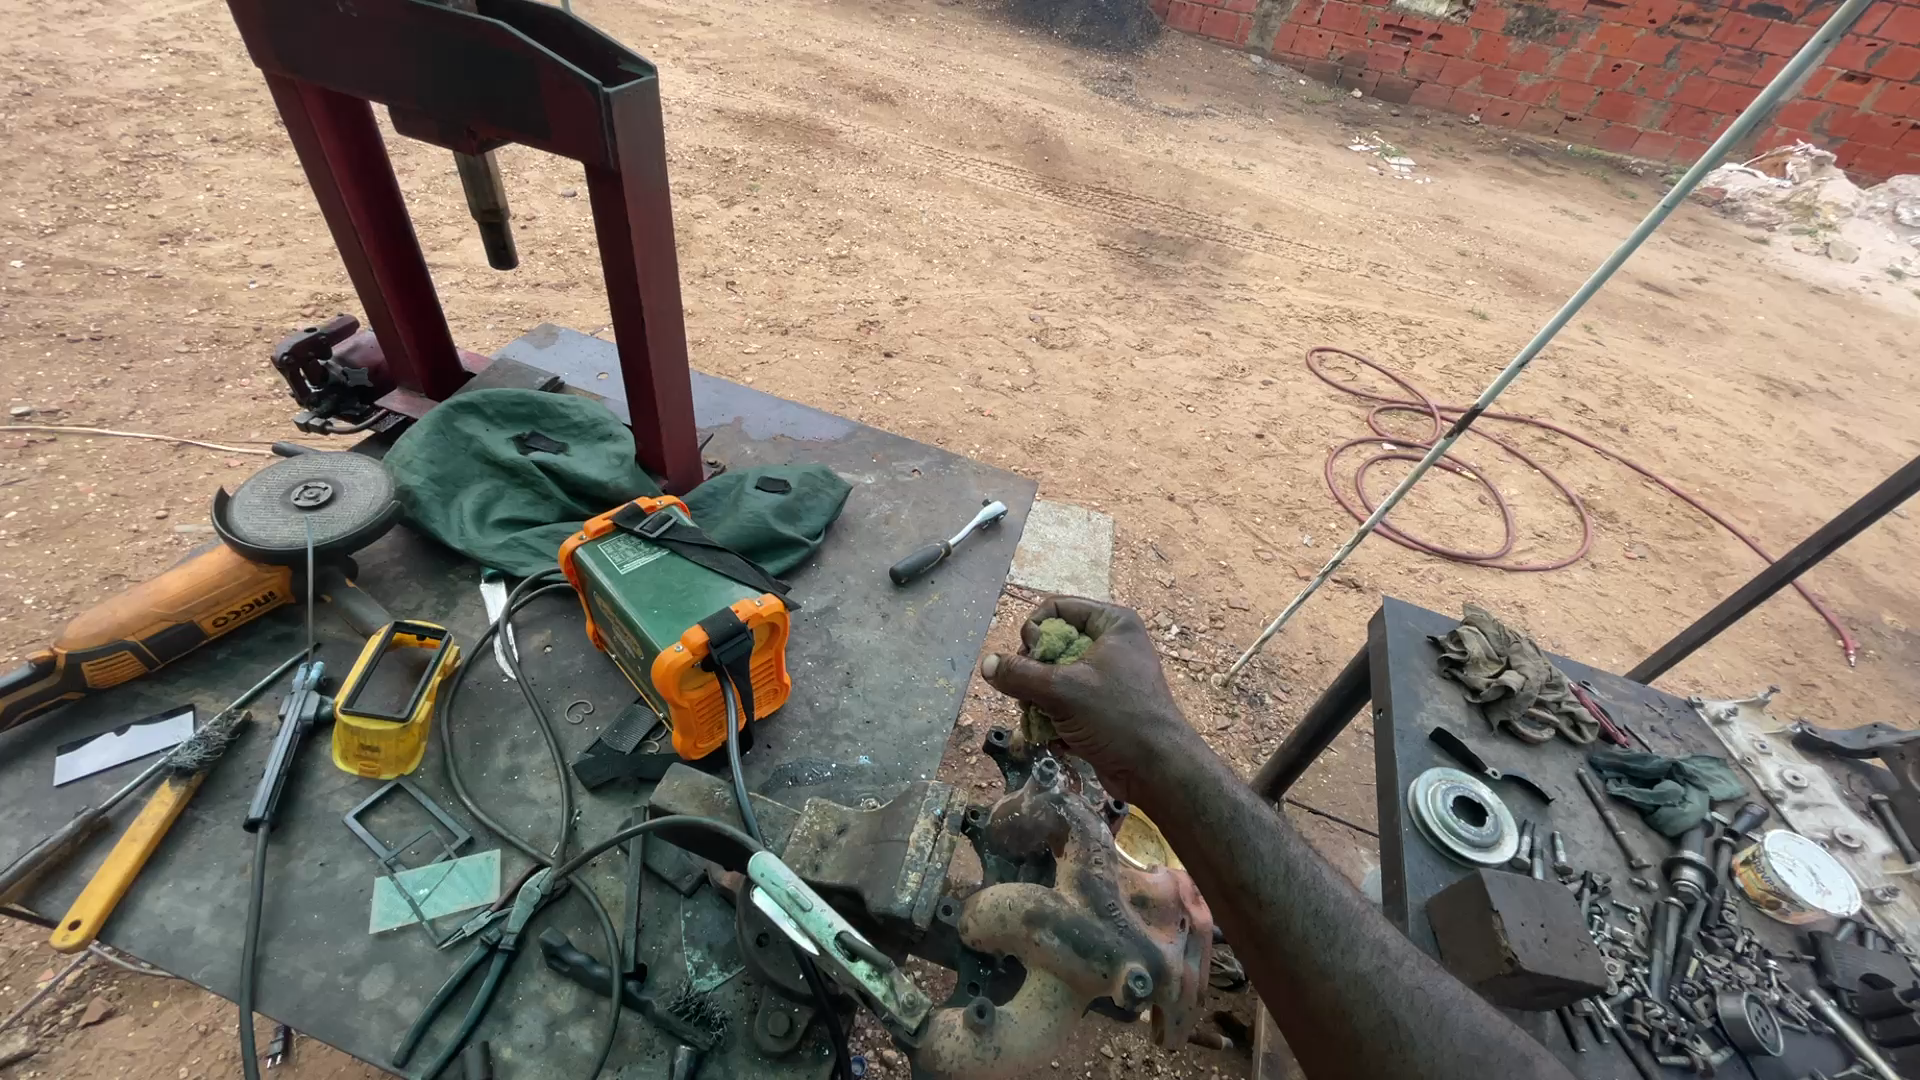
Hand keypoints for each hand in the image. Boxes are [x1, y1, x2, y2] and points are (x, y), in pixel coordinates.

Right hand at [979, 596, 1205, 804]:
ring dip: (1038, 698)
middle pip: (1051, 643)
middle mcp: (1111, 642)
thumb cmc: (1117, 718)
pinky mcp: (1104, 704)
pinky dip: (1054, 716)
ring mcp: (1108, 674)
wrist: (1158, 770)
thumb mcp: (1063, 691)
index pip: (1055, 608)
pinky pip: (1065, 699)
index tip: (1030, 658)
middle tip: (1028, 694)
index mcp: (1112, 623)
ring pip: (1054, 675)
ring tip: (1036, 719)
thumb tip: (986, 664)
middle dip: (1033, 672)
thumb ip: (1019, 674)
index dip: (1034, 631)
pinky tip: (1052, 736)